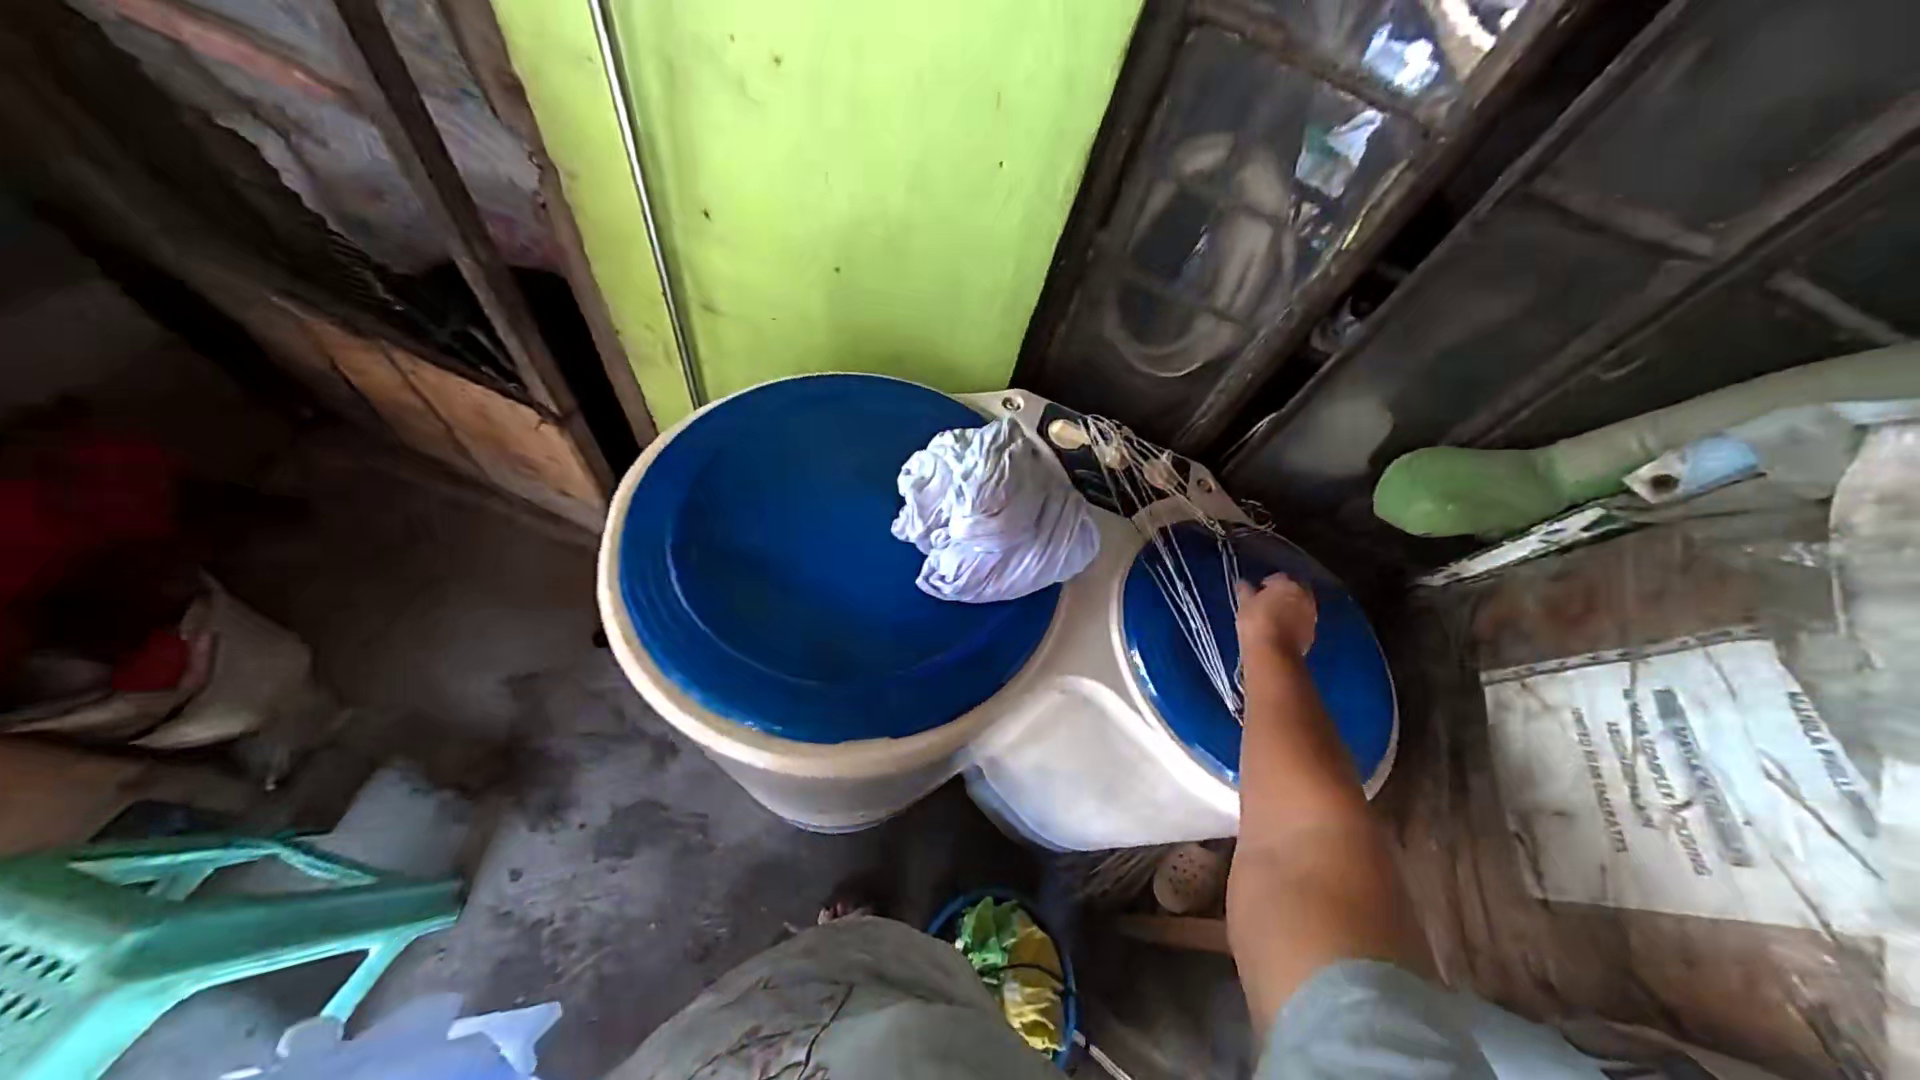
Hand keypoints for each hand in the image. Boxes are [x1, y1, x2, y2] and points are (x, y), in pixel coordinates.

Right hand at [1234, 573, 1316, 657]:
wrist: (1273, 653)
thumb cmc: (1256, 622)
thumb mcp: (1245, 604)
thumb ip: (1245, 590)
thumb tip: (1243, 583)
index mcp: (1288, 584)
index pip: (1278, 577)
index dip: (1267, 583)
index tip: (1257, 592)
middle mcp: (1304, 596)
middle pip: (1294, 589)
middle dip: (1284, 593)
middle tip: (1269, 602)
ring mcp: (1311, 615)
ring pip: (1301, 605)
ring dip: (1291, 608)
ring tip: (1275, 617)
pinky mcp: (1312, 632)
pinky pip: (1302, 621)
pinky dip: (1294, 622)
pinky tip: (1282, 629)